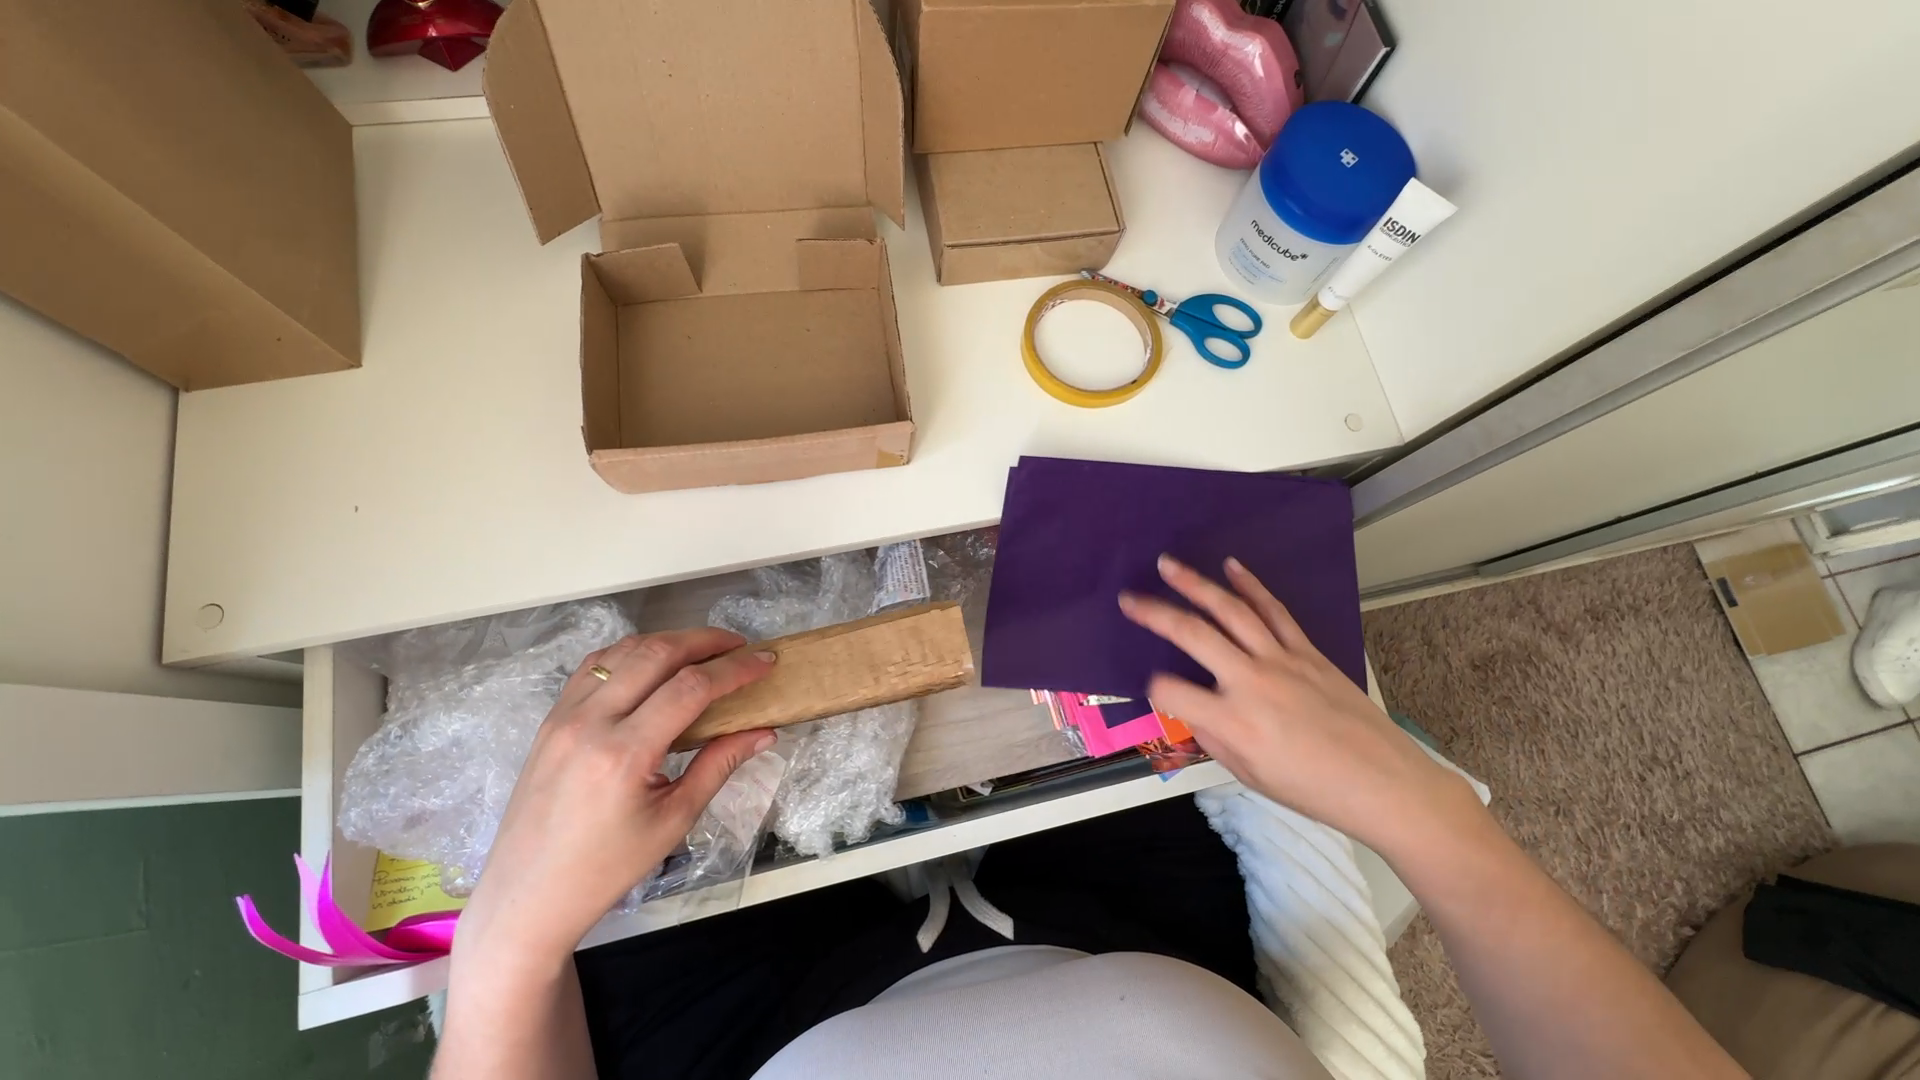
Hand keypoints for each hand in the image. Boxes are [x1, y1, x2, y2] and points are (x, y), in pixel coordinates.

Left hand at [452, 629, 776, 965]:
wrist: (527, 897)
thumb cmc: (606, 868)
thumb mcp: (673, 821)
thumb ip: (719, 765)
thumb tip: (764, 732)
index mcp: (623, 753)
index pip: (690, 688)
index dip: (734, 668)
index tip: (765, 661)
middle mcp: (590, 722)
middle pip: (656, 653)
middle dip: (704, 641)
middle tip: (740, 646)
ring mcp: (563, 716)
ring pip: (623, 651)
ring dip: (668, 642)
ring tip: (703, 651)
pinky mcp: (550, 719)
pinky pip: (593, 667)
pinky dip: (630, 654)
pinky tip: (654, 665)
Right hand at [1119, 555, 1477, 853]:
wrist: (1384, 783)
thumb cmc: (1313, 790)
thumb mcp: (1250, 775)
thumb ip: (1214, 739)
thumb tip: (1195, 711)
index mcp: (1233, 723)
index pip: (1170, 691)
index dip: (1153, 689)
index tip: (1156, 691)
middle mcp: (1251, 683)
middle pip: (1193, 635)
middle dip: (1154, 613)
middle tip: (1129, 597)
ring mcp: (1282, 661)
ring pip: (1231, 611)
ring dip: (1196, 585)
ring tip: (1169, 565)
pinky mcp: (1308, 652)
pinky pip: (1274, 612)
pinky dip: (1251, 587)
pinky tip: (1232, 568)